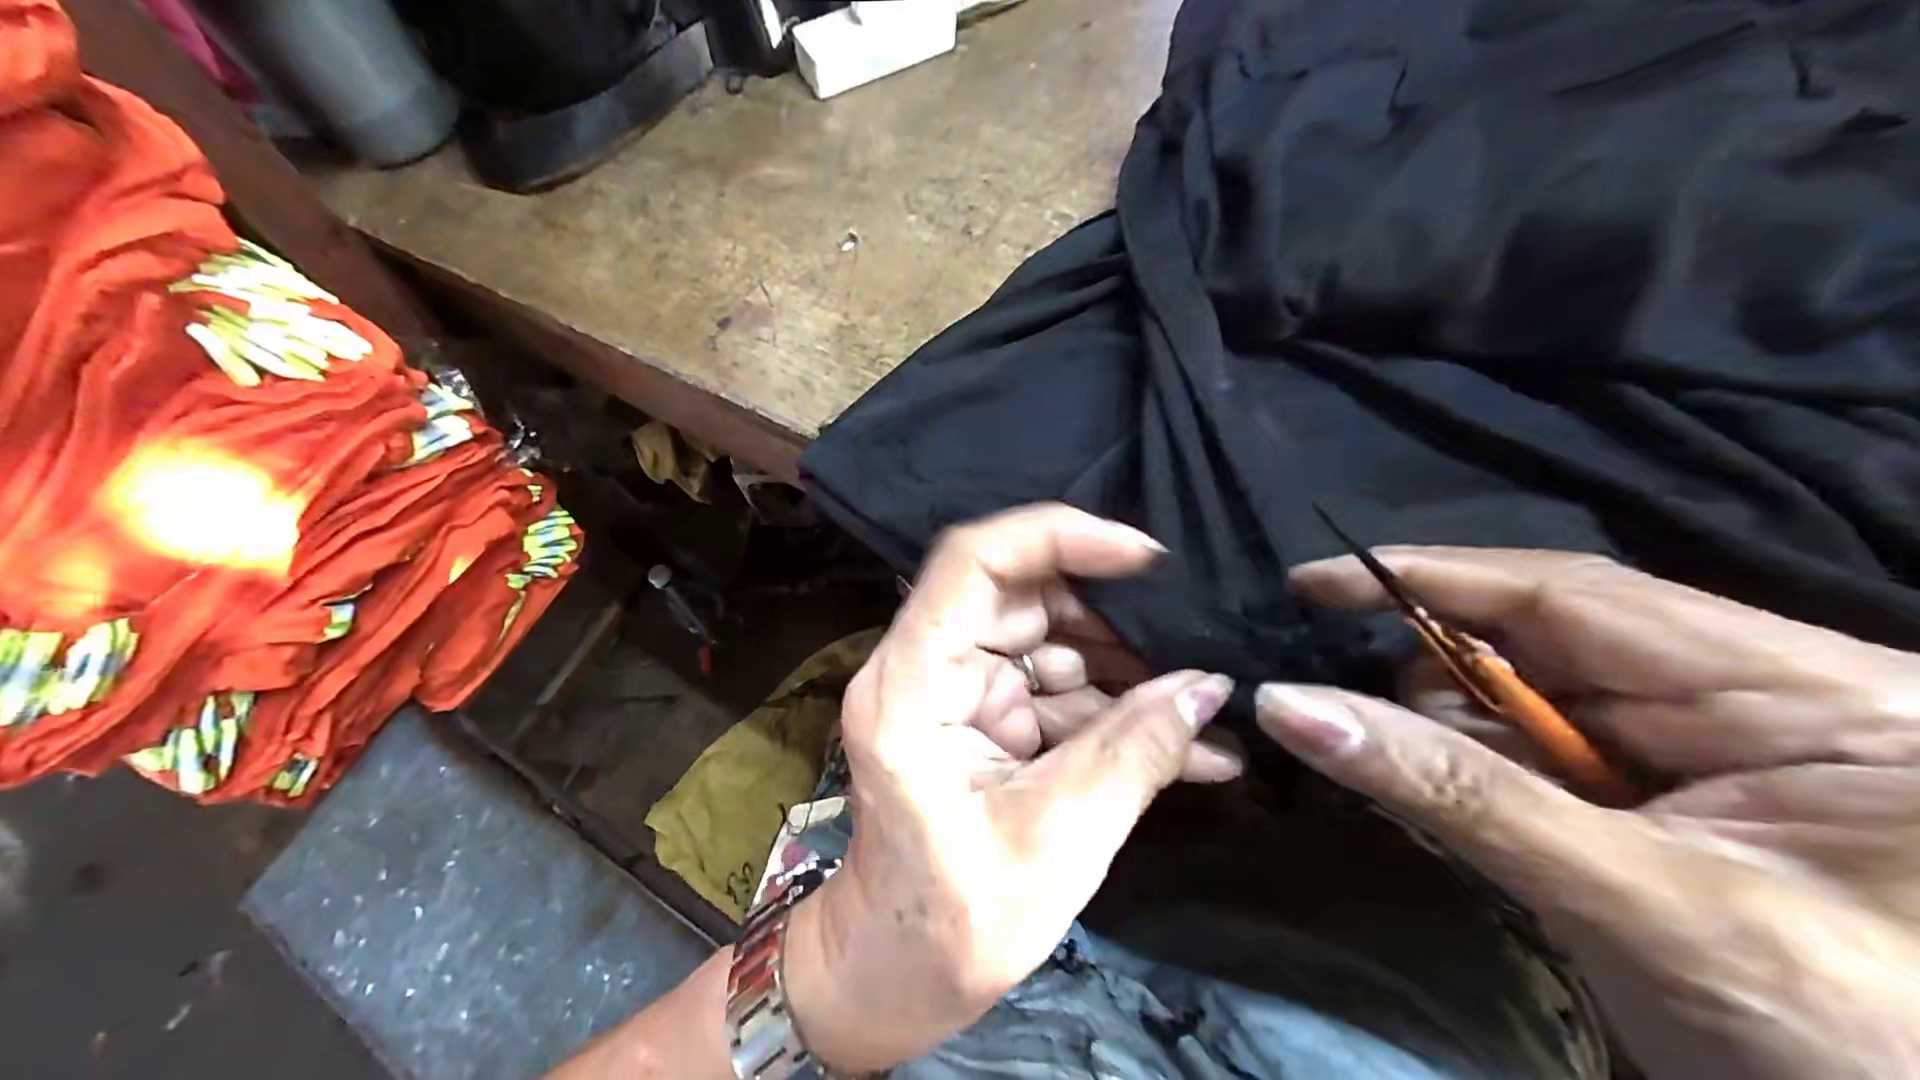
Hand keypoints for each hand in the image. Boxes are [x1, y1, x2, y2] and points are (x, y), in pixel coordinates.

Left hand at [783, 504, 1237, 1073]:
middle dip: (1112, 616)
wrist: (895, 970)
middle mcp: (926, 667)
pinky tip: (1186, 739)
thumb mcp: (1056, 843)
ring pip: (1048, 638)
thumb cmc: (950, 923)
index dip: (1055, 537)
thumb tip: (1210, 689)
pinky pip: (1054, 686)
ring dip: (1124, 664)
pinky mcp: (984, 714)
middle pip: (1022, 595)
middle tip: (1193, 641)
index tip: (1142, 555)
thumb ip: (1135, 755)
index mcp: (912, 685)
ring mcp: (957, 689)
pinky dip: (1112, 706)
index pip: (972, 562)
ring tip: (1202, 699)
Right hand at [1255, 548, 1919, 1079]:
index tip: (1310, 583)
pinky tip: (1458, 797)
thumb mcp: (1637, 909)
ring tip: (1412, 775)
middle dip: (1437, 673)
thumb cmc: (1860, 1055)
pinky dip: (1486, 768)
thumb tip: (1282, 704)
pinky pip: (1557, 751)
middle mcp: (1771, 694)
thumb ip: (1452, 792)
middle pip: (1549, 639)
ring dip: (1457, 730)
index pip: (1571, 591)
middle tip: (1351, 714)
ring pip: (1541, 697)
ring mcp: (1737, 747)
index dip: (1426, 578)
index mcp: (1814, 692)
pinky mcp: (1700, 795)